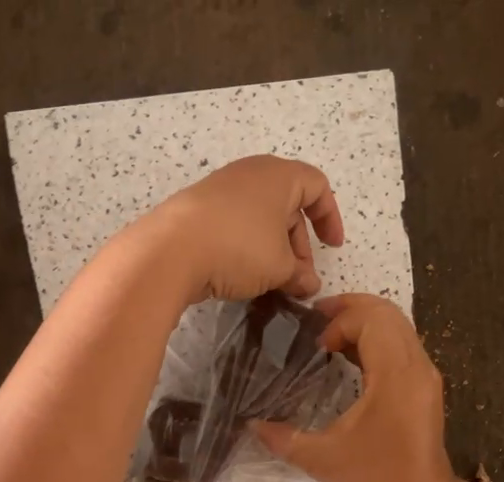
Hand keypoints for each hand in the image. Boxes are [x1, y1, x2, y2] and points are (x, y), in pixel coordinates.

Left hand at [144, 155, 345, 301]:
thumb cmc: (239, 248)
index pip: (317, 187)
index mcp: (278, 176)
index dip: (330, 217)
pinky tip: (242, 277)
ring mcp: (220, 191)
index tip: (333, 248)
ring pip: (259, 219)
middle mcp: (250, 175)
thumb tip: (309, 285)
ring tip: (272, 283)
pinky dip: (246, 249)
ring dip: (272, 251)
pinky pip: (234, 227)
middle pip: (287, 206)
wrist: (170, 251)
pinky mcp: (197, 212)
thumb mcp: (279, 267)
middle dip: (298, 244)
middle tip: (299, 278)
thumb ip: (299, 275)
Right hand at [251, 294, 462, 481]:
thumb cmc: (375, 481)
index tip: (314, 347)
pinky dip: (375, 340)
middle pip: (388, 313)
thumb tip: (252, 424)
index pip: (371, 319)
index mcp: (394, 376)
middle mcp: (416, 367)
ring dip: (363, 323)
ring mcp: (424, 375)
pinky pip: (401, 345)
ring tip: (328, 336)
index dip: (339, 321)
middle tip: (315, 321)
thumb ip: (284, 439)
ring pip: (397, 326)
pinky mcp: (425, 387)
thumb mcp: (322, 460)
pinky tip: (347, 357)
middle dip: (350, 309)